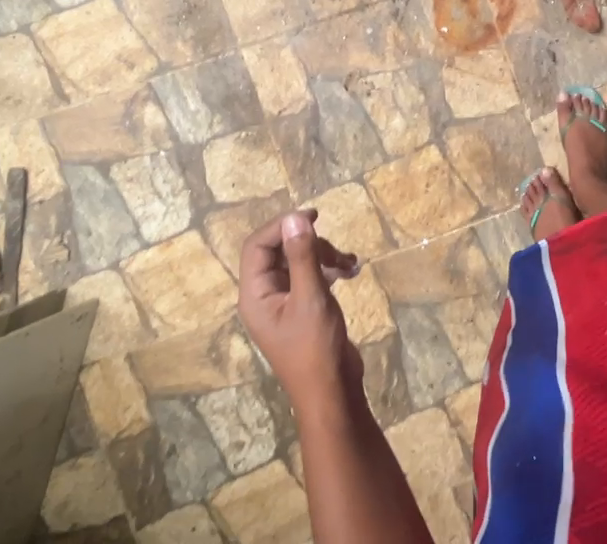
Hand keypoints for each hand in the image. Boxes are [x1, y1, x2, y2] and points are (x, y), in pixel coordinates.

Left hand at [237, 210, 361, 408]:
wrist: (332, 391)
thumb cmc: (315, 347)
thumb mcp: (311, 297)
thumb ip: (302, 256)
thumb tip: (295, 218)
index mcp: (254, 294)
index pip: (258, 245)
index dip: (283, 225)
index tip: (314, 215)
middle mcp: (264, 295)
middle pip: (279, 251)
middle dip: (311, 244)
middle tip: (338, 253)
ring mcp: (284, 303)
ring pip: (299, 262)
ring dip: (325, 256)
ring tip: (351, 264)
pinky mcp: (303, 308)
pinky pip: (312, 276)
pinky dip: (330, 269)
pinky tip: (351, 272)